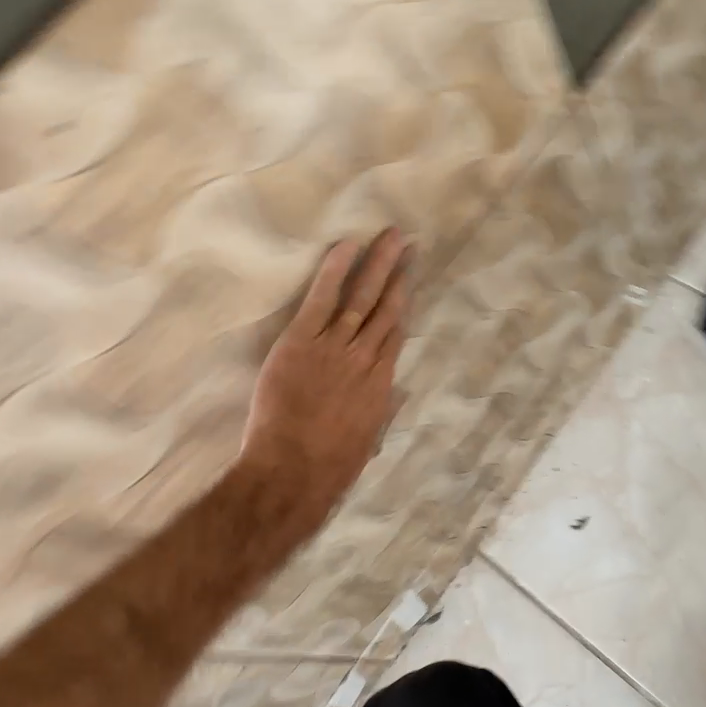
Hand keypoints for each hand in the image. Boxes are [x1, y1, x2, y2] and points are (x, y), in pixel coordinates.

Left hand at [240, 229, 412, 513]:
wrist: (295, 471)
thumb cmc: (331, 465)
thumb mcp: (369, 439)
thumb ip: (381, 410)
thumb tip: (393, 393)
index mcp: (381, 382)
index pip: (396, 333)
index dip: (405, 304)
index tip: (410, 281)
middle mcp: (365, 357)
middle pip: (388, 307)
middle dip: (399, 272)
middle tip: (408, 242)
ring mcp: (336, 346)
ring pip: (363, 297)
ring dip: (378, 263)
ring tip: (389, 236)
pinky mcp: (304, 341)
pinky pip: (322, 298)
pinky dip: (335, 270)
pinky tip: (346, 246)